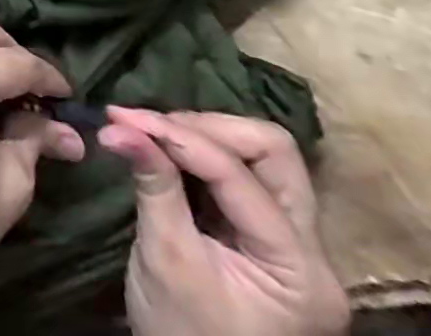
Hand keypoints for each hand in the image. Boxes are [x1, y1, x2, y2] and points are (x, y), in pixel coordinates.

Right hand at [100, 109, 349, 335]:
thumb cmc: (183, 334)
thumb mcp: (165, 259)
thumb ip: (153, 186)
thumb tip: (118, 125)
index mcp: (298, 266)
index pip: (239, 175)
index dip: (177, 136)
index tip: (119, 116)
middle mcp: (312, 247)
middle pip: (273, 153)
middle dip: (204, 127)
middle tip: (147, 124)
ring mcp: (294, 241)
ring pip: (263, 157)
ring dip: (203, 136)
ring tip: (150, 133)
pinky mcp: (266, 235)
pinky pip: (244, 175)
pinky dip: (202, 154)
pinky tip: (166, 151)